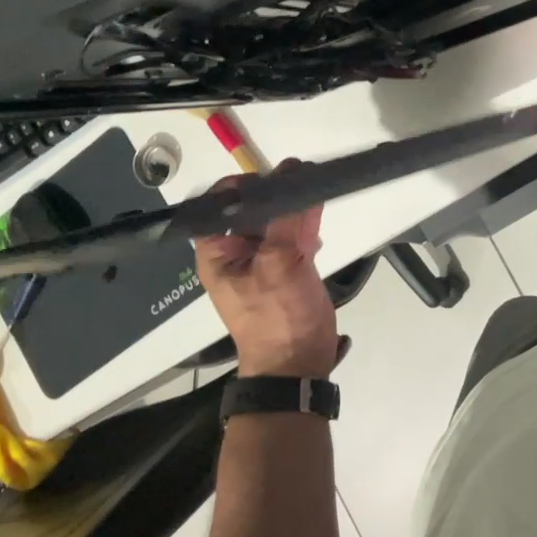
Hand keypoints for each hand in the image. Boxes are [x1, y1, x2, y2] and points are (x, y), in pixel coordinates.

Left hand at [193, 164, 339, 377]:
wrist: (297, 364)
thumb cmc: (277, 316)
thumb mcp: (278, 263)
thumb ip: (287, 218)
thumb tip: (294, 172)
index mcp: (218, 253)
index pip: (217, 207)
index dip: (237, 186)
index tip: (267, 174)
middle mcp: (237, 253)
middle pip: (251, 210)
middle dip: (274, 191)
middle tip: (299, 172)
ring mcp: (265, 260)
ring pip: (277, 221)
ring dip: (294, 204)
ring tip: (313, 181)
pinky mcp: (290, 268)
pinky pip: (295, 235)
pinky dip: (307, 221)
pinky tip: (319, 208)